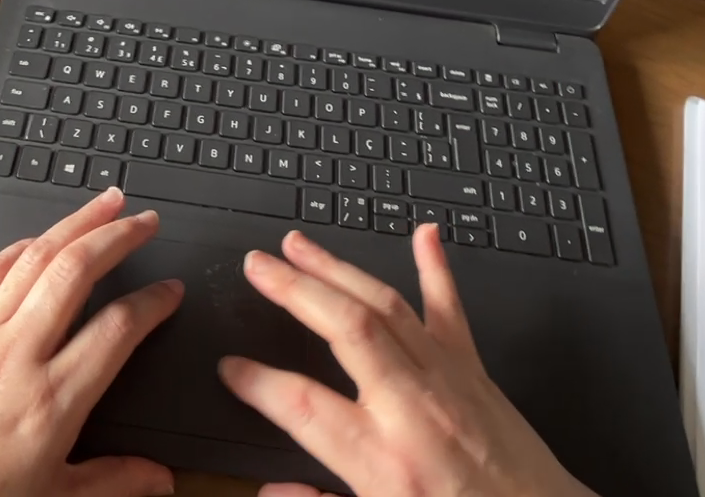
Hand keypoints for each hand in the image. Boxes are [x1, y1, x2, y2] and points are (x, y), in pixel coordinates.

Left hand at [0, 187, 182, 496]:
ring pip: (36, 256)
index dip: (153, 302)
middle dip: (119, 235)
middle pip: (78, 270)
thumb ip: (114, 482)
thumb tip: (161, 480)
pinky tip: (42, 237)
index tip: (171, 290)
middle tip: (146, 220)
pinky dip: (23, 245)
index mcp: (52, 401)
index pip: (118, 328)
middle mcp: (18, 355)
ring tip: (106, 202)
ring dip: (77, 222)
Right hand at [219, 225, 595, 496]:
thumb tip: (268, 493)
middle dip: (296, 288)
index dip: (259, 383)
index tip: (231, 366)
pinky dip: (436, 268)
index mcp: (387, 463)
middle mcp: (414, 408)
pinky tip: (425, 234)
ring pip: (385, 304)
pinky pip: (450, 309)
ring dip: (336, 268)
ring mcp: (446, 378)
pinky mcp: (473, 367)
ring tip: (298, 244)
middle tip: (256, 264)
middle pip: (347, 328)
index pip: (306, 408)